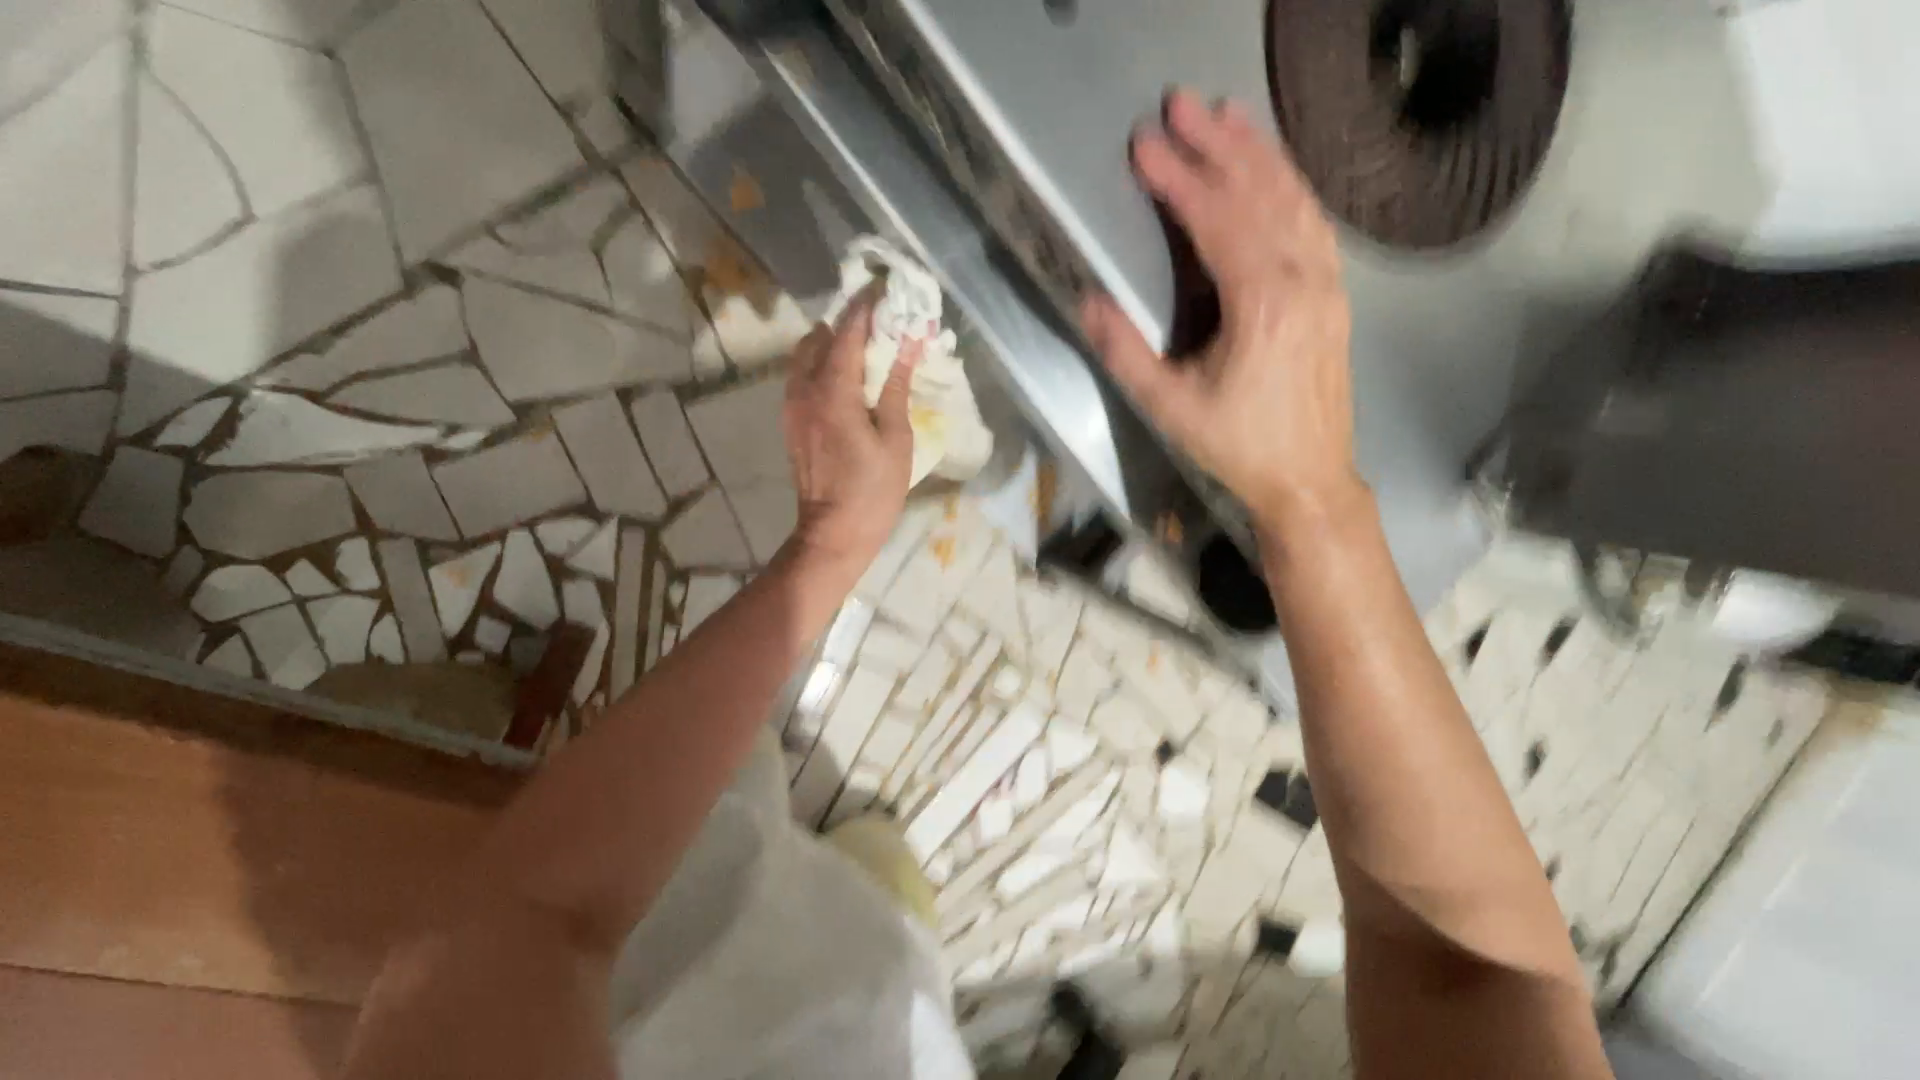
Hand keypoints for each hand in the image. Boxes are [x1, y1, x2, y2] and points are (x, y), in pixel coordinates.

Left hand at [780, 291, 917, 583]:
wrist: (833, 532)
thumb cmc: (873, 490)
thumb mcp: (895, 437)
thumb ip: (895, 387)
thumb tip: (908, 346)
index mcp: (833, 392)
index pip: (847, 332)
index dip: (866, 308)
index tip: (885, 290)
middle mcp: (804, 390)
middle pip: (818, 338)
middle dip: (846, 324)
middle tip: (879, 324)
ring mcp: (792, 407)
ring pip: (805, 357)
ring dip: (831, 344)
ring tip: (865, 350)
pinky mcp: (791, 422)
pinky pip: (802, 378)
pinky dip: (822, 366)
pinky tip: (848, 379)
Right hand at [1081, 88, 1365, 537]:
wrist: (1310, 476)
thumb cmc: (1238, 446)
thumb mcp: (1170, 408)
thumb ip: (1126, 352)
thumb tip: (1088, 300)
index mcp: (1263, 306)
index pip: (1217, 221)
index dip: (1178, 179)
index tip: (1144, 146)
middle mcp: (1303, 281)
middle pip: (1259, 193)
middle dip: (1216, 144)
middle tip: (1179, 105)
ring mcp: (1327, 283)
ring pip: (1293, 199)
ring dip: (1257, 152)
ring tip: (1224, 116)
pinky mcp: (1334, 292)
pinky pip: (1313, 222)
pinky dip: (1289, 184)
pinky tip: (1272, 167)